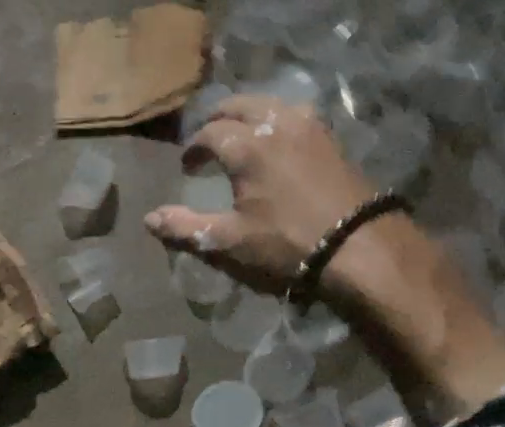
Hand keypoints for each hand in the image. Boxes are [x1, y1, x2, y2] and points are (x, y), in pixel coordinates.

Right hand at [144, 95, 377, 298]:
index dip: (193, 148)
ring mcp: (309, 128)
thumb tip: (150, 219)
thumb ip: (185, 228)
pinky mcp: (330, 139)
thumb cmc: (283, 243)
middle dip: (219, 119)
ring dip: (250, 114)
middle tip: (207, 138)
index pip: (211, 133)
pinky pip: (296, 114)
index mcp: (248, 147)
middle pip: (242, 105)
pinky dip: (277, 120)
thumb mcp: (226, 242)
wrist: (354, 244)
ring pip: (272, 104)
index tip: (186, 166)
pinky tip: (276, 142)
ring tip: (240, 135)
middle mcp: (278, 125)